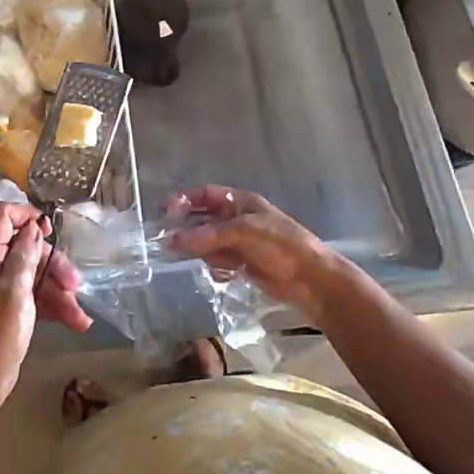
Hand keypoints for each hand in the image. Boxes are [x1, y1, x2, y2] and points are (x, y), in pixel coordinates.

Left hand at [0, 202, 88, 415]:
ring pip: (34, 274)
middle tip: (74, 282)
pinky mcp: (7, 311)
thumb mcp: (14, 292)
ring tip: (79, 314)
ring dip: (59, 290)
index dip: (26, 216)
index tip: (51, 231)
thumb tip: (33, 227)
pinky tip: (75, 322)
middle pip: (25, 248)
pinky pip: (33, 297)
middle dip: (53, 262)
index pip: (1, 216)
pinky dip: (53, 307)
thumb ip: (24, 256)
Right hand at [165, 186, 353, 318]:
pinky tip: (229, 273)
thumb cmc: (281, 245)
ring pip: (207, 243)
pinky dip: (219, 267)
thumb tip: (173, 239)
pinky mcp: (241, 263)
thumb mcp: (245, 232)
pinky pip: (218, 261)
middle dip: (189, 231)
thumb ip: (209, 234)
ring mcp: (239, 242)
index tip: (164, 211)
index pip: (205, 195)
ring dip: (207, 252)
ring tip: (221, 261)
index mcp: (241, 202)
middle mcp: (237, 219)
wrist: (310, 279)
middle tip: (170, 243)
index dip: (184, 200)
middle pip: (202, 220)